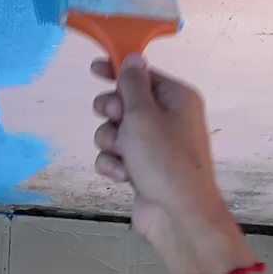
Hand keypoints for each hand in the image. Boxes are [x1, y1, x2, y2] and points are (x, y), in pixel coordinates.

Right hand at [91, 55, 241, 265]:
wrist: (177, 215)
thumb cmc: (164, 159)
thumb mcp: (143, 114)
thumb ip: (132, 83)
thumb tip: (133, 58)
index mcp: (175, 98)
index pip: (141, 75)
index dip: (117, 71)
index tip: (95, 67)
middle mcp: (167, 118)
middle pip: (123, 102)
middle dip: (111, 112)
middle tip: (115, 118)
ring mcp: (153, 145)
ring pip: (114, 130)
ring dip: (110, 142)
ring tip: (122, 155)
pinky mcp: (140, 168)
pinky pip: (115, 155)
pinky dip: (114, 163)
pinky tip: (123, 175)